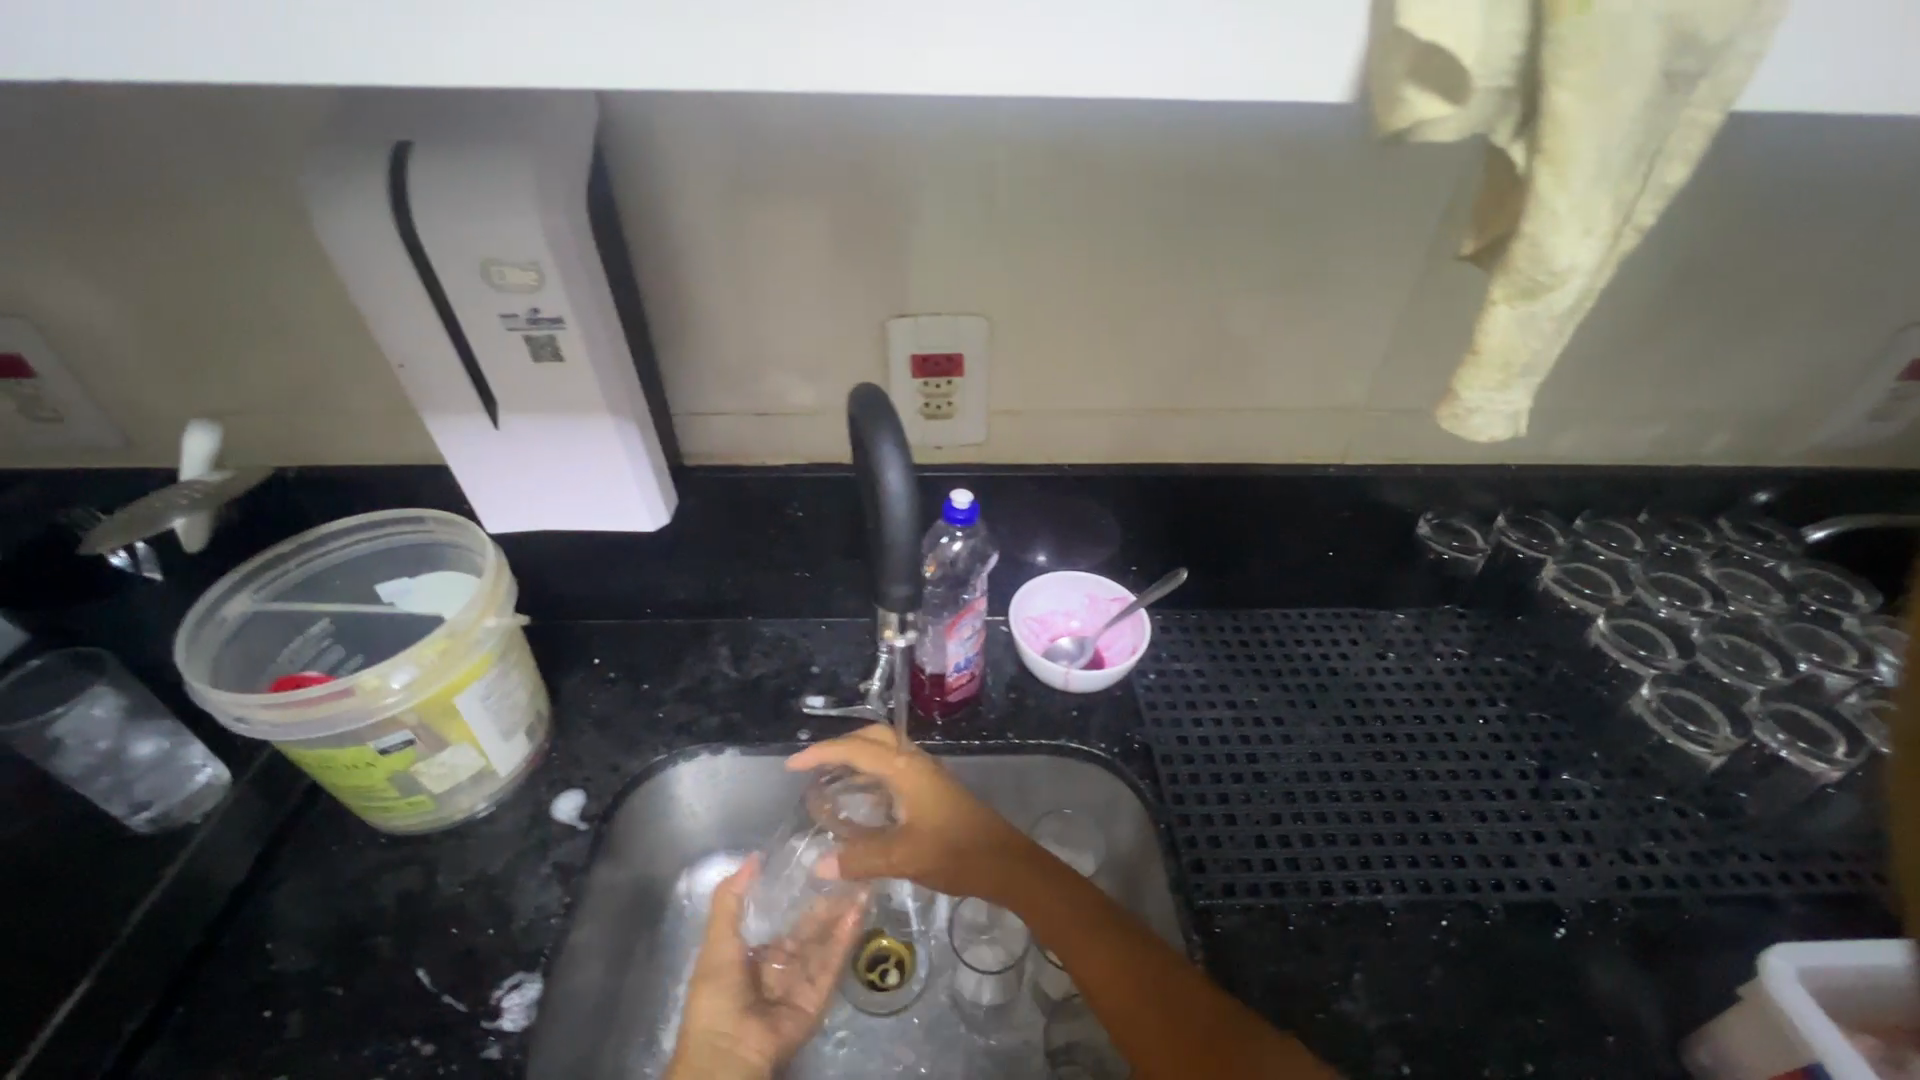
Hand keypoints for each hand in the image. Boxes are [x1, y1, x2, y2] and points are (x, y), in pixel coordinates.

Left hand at [666, 858, 868, 1079]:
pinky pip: (831, 965)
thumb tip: (753, 857)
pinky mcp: (818, 998)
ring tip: (864, 884)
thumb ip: (732, 899)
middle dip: (829, 904)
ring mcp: (801, 983)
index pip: (782, 921)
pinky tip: (858, 913)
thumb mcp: (717, 940)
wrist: (726, 1051)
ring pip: (825, 944)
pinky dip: (845, 940)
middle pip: (810, 930)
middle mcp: (780, 968)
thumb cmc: (715, 994)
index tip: (820, 867)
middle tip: (850, 871)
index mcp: (753, 956)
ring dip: (843, 916)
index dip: (800, 895)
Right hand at [786, 725, 1043, 905]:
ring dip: (858, 755)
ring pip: (886, 749)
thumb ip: (859, 859)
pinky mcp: (934, 788)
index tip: (793, 766)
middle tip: (812, 766)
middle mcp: (915, 762)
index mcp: (905, 769)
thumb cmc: (955, 852)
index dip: (822, 753)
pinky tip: (864, 799)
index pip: (855, 749)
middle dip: (840, 744)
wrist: (1005, 861)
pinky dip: (872, 771)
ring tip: (830, 778)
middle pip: (873, 736)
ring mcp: (927, 774)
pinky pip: (895, 766)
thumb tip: (817, 863)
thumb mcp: (903, 858)